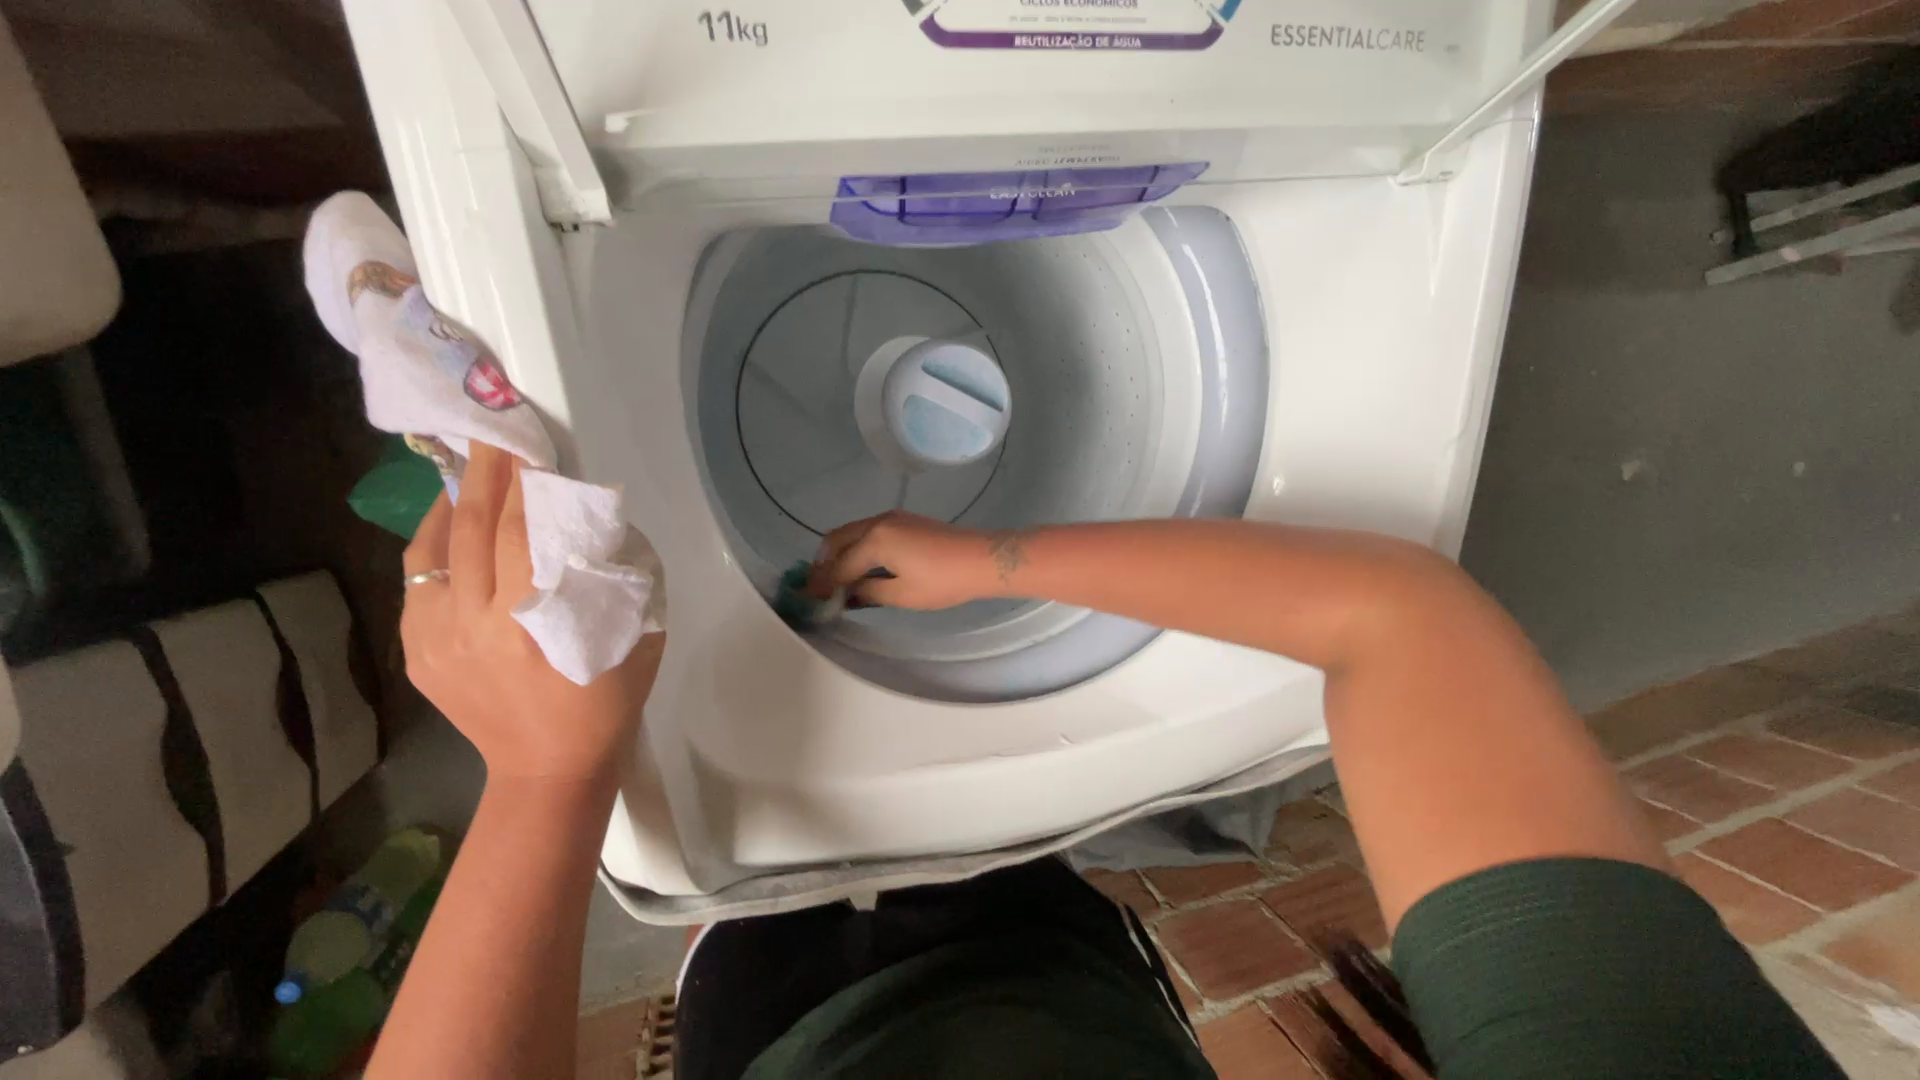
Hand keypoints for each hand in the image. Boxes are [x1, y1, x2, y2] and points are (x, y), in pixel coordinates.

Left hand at [400, 443, 662, 782]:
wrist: (549, 769)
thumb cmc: (606, 701)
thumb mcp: (635, 636)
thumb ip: (616, 580)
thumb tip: (593, 526)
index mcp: (531, 621)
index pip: (517, 529)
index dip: (519, 482)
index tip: (524, 446)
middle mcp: (473, 625)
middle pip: (469, 529)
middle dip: (480, 476)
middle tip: (489, 438)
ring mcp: (436, 641)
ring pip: (431, 553)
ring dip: (447, 506)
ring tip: (462, 476)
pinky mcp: (419, 655)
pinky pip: (418, 587)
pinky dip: (433, 550)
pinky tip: (450, 534)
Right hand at [809, 511, 1030, 610]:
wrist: (982, 559)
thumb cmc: (943, 581)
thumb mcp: (902, 595)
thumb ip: (868, 593)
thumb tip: (845, 595)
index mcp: (874, 541)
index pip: (837, 567)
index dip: (821, 586)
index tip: (807, 599)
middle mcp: (877, 523)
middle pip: (837, 540)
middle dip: (823, 564)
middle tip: (817, 588)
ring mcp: (891, 518)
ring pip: (851, 533)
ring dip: (838, 554)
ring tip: (835, 580)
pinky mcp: (903, 520)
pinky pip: (867, 531)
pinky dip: (855, 547)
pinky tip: (859, 567)